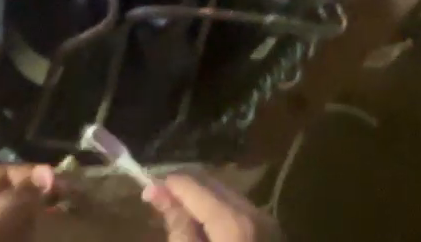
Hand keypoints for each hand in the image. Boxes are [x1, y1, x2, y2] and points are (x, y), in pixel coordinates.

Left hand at [0, 164, 56, 241]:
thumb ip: (12, 201)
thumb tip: (47, 175)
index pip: (0, 176)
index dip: (29, 175)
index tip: (59, 179)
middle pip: (11, 198)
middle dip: (38, 197)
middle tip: (69, 197)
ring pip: (18, 222)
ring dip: (38, 219)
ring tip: (61, 215)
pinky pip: (18, 240)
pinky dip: (32, 237)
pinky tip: (46, 234)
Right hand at [142, 172, 279, 241]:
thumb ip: (178, 226)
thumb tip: (158, 192)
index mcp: (233, 220)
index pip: (191, 183)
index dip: (166, 185)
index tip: (146, 195)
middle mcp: (254, 212)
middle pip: (210, 183)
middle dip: (184, 190)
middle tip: (160, 206)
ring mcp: (268, 224)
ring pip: (226, 195)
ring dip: (201, 201)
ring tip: (183, 222)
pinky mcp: (273, 236)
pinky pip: (239, 211)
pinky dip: (219, 214)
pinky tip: (207, 232)